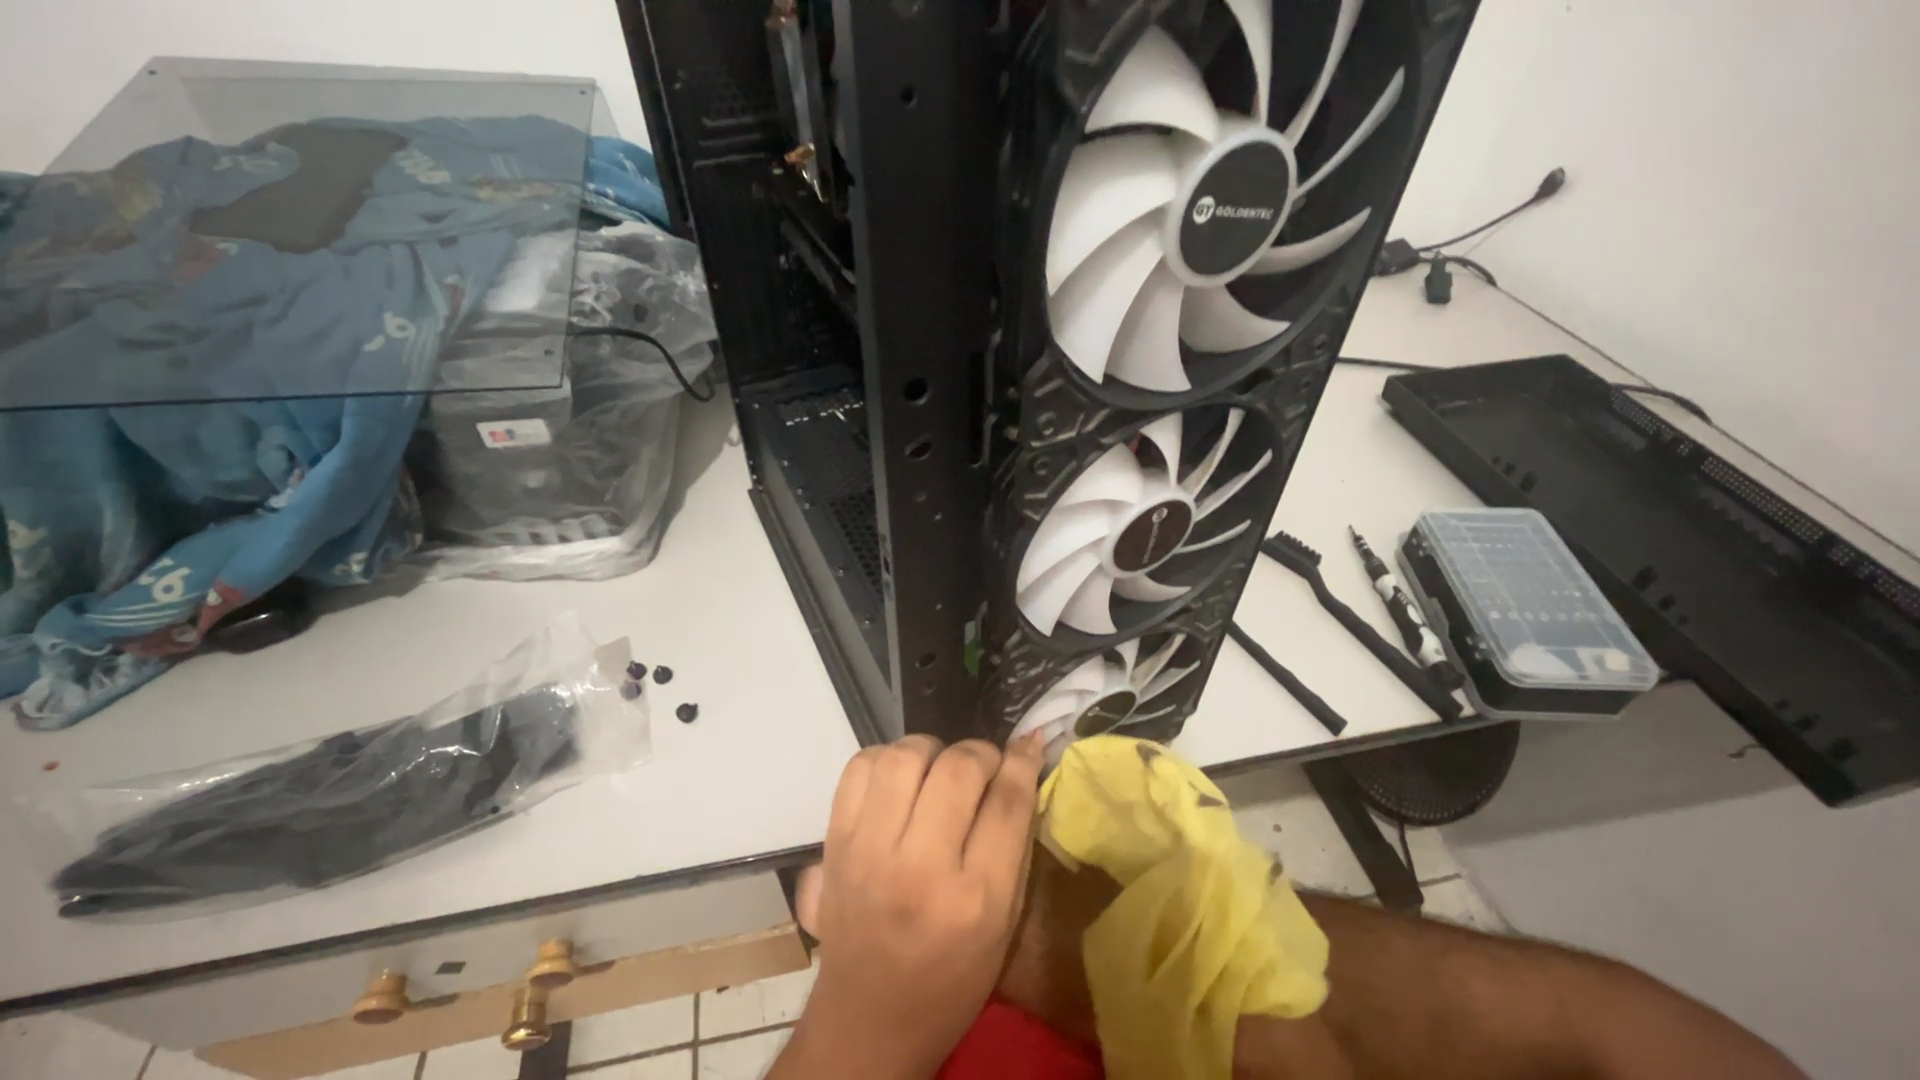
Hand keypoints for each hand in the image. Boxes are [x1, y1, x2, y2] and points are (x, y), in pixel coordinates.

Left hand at [777, 734, 1044, 1078]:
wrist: (870, 1018)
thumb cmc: (953, 977)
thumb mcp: (1005, 921)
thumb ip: (1015, 841)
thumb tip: (1024, 762)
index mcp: (976, 899)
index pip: (1006, 802)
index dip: (1022, 761)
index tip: (1027, 745)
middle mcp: (919, 869)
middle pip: (957, 769)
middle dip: (980, 753)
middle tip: (983, 767)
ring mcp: (868, 851)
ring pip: (904, 756)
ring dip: (931, 750)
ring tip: (939, 770)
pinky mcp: (834, 843)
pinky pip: (859, 768)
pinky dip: (885, 760)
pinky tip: (900, 781)